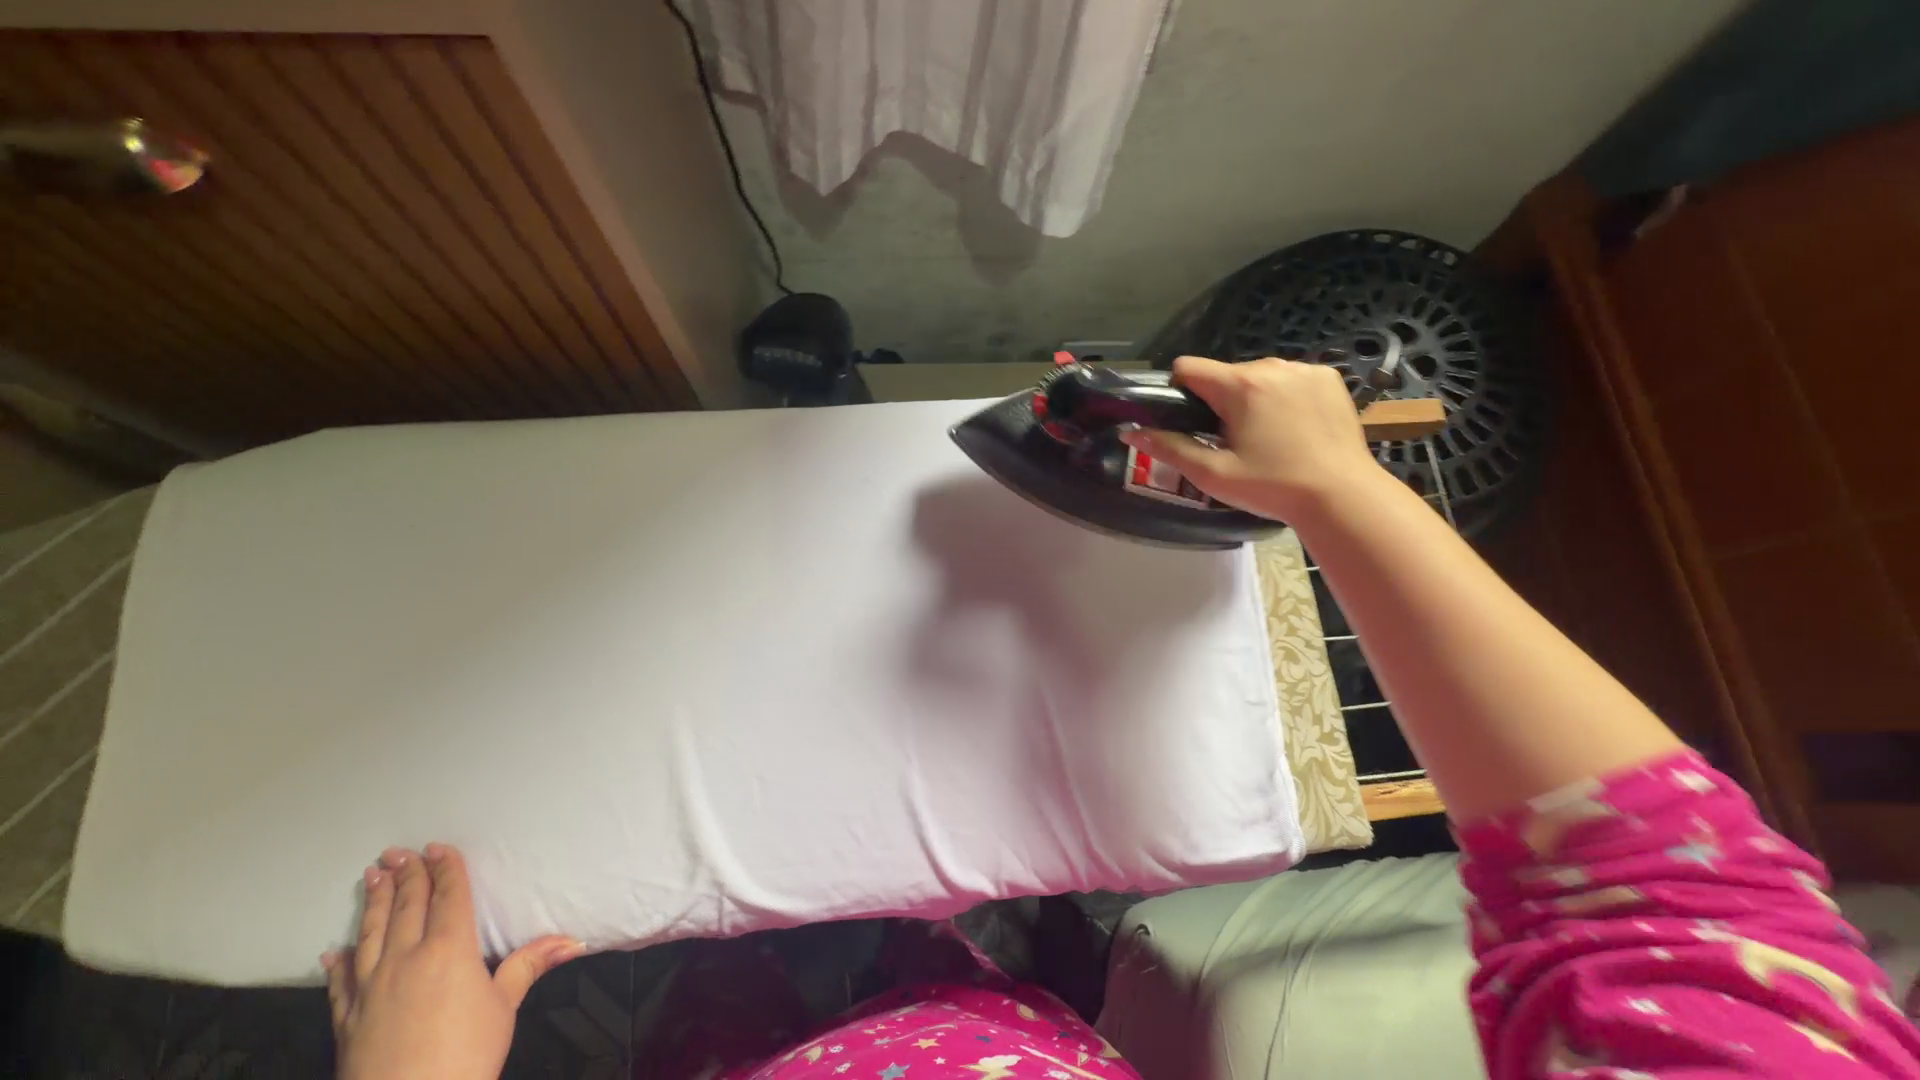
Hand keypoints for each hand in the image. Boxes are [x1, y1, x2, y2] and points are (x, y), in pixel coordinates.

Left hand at [323, 845, 583, 1079]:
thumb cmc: (465, 1054)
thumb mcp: (504, 1007)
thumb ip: (528, 966)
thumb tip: (573, 940)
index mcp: (448, 949)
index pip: (448, 898)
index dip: (445, 870)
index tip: (437, 848)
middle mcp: (405, 958)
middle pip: (407, 907)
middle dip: (406, 876)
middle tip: (398, 852)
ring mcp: (371, 987)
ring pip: (371, 933)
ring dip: (374, 902)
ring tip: (372, 876)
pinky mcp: (347, 1017)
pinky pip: (340, 981)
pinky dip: (337, 962)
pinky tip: (333, 950)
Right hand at [1120, 355, 1389, 522]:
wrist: (1341, 495)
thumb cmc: (1272, 487)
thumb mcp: (1212, 474)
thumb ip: (1169, 448)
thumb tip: (1131, 432)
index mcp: (1239, 386)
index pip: (1188, 367)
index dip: (1180, 391)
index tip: (1190, 420)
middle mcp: (1271, 366)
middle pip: (1225, 373)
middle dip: (1221, 399)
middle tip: (1232, 440)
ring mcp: (1304, 370)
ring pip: (1259, 375)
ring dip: (1253, 397)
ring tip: (1267, 435)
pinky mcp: (1329, 378)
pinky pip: (1291, 379)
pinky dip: (1285, 396)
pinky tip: (1294, 427)